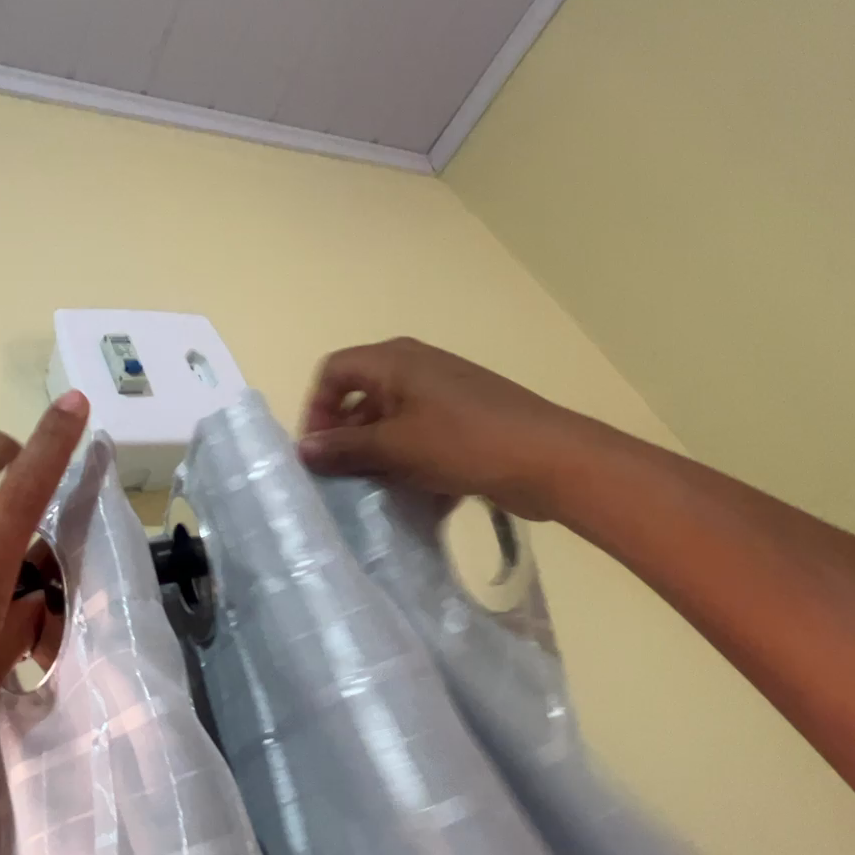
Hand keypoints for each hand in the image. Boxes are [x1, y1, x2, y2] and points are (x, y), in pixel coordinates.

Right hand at [297, 338, 609, 520]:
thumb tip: (302, 449)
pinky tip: (412, 494)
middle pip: (361, 396)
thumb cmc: (465, 442)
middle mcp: (415, 368)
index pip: (334, 372)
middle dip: (346, 437)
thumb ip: (344, 447)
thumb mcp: (395, 446)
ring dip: (376, 454)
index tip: (317, 453)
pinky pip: (418, 436)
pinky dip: (407, 461)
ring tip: (373, 490)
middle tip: (340, 477)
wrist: (551, 459)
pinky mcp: (463, 421)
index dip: (317, 409)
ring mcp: (442, 394)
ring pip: (390, 421)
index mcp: (394, 360)